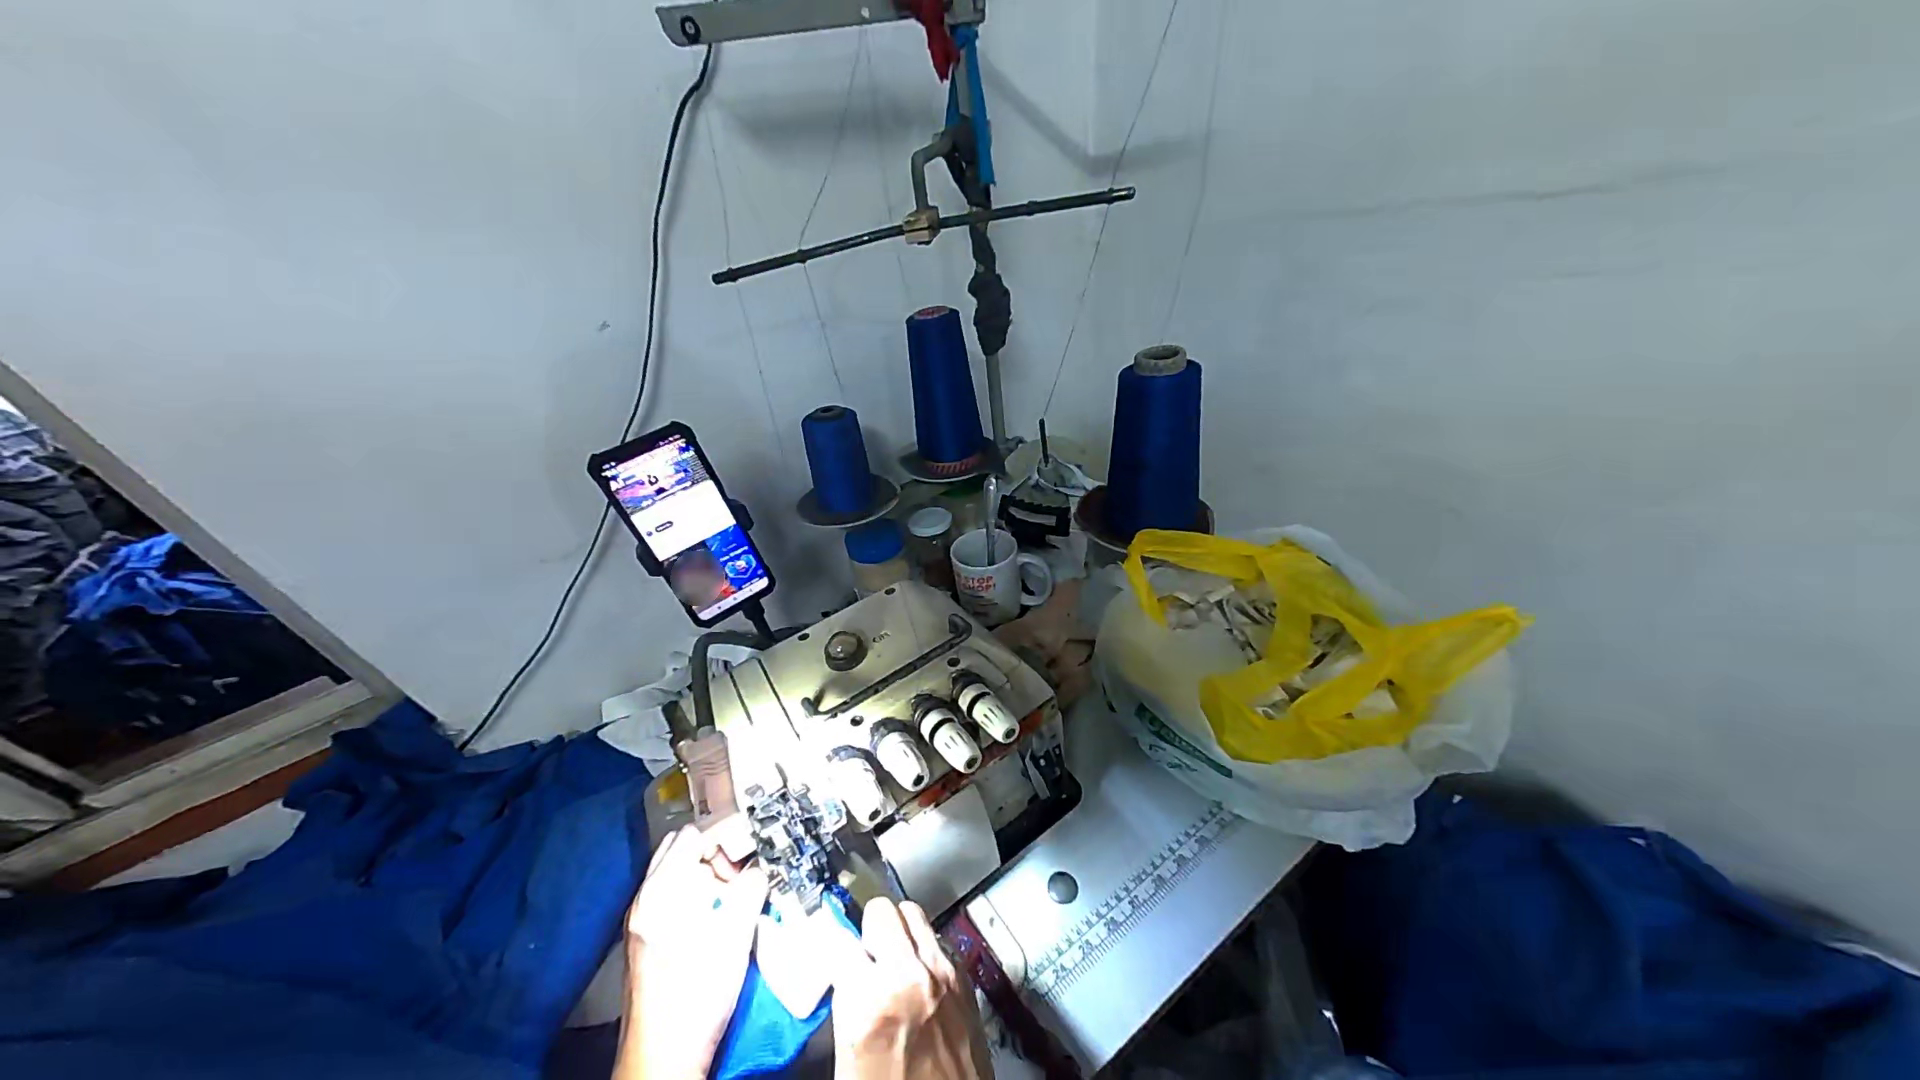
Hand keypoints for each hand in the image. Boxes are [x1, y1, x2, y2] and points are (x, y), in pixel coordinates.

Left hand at [615, 824, 769, 1079]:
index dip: (725, 837)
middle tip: (741, 873)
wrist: (662, 1057)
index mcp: (661, 893)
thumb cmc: (695, 998)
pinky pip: (673, 898)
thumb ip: (750, 889)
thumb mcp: (735, 935)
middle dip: (715, 853)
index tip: (749, 848)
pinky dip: (697, 896)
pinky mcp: (646, 940)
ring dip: (707, 875)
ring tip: (734, 896)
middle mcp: (644, 901)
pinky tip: (718, 917)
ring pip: (677, 874)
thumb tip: (762, 866)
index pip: (693, 835)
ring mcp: (641, 921)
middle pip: (681, 850)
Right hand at [830, 897, 993, 1079]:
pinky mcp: (964, 979)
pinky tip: (914, 975)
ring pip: (912, 913)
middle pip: (880, 911)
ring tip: (887, 958)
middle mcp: (907, 976)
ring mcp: (941, 973)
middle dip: (865, 929)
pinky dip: (923, 948)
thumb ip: (842, 1006)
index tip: (822, 943)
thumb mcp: (846, 1062)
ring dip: (897, 930)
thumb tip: (835, 971)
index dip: (826, 941)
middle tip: (859, 954)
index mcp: (869, 1002)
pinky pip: (937, 939)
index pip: (835, 938)